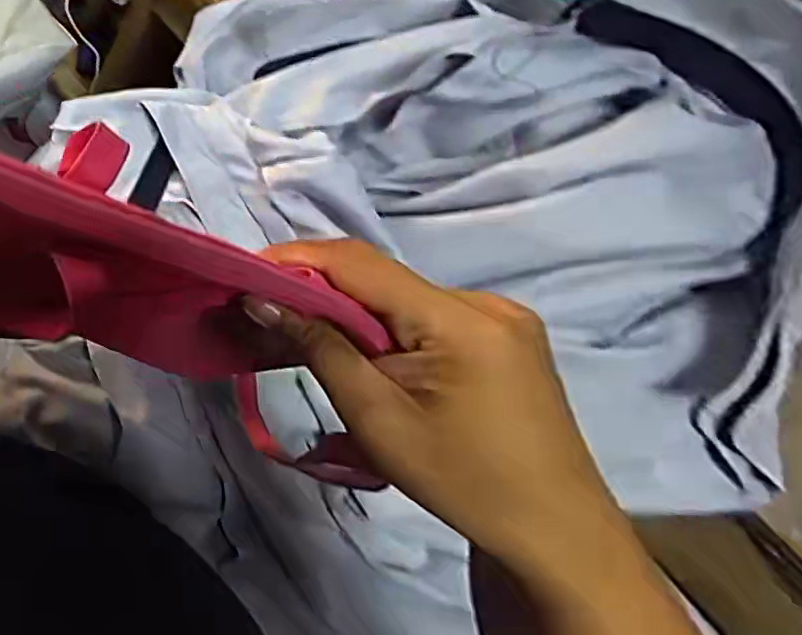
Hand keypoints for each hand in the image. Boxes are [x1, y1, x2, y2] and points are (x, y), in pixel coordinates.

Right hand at [248, 239, 691, 632]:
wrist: (558, 542)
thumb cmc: (461, 480)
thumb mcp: (374, 414)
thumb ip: (315, 344)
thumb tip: (257, 297)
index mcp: (462, 320)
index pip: (356, 262)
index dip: (293, 259)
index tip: (243, 274)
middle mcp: (483, 303)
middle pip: (372, 272)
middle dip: (310, 282)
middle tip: (261, 304)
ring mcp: (495, 317)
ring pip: (389, 289)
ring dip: (338, 302)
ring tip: (295, 325)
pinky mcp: (494, 334)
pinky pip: (412, 307)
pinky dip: (369, 317)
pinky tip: (349, 342)